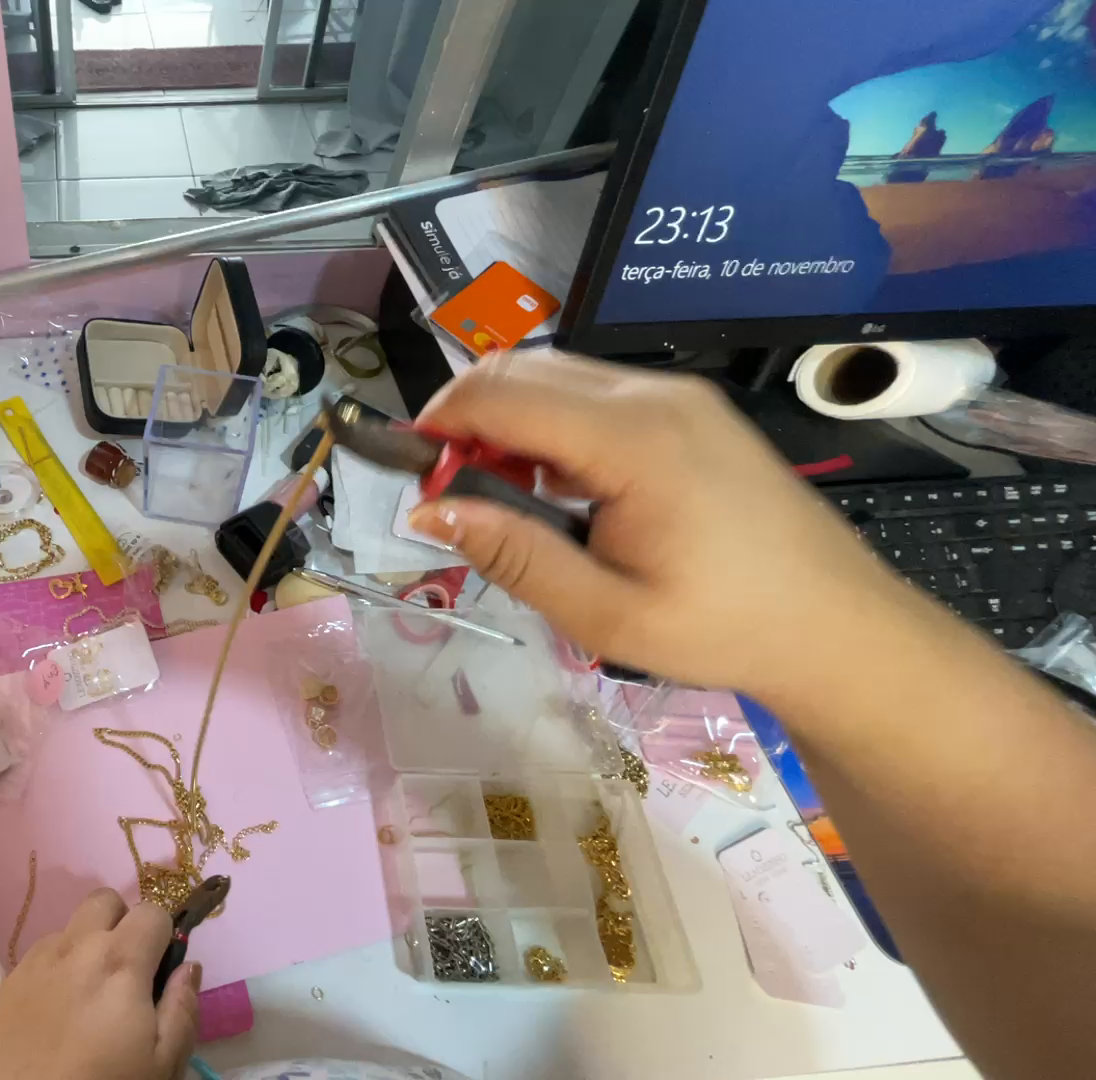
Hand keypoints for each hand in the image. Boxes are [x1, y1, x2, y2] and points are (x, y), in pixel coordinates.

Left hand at [0, 889, 199, 1079]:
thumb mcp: (161, 1067)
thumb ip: (182, 1010)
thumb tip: (189, 965)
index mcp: (121, 960)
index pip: (152, 911)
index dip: (163, 937)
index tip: (160, 973)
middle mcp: (79, 945)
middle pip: (106, 901)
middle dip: (123, 924)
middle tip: (127, 973)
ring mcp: (40, 958)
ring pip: (73, 925)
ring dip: (88, 944)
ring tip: (89, 993)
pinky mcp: (10, 978)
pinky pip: (43, 951)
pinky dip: (58, 965)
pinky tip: (58, 1007)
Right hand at [405, 350, 924, 696]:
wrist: (841, 629)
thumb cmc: (720, 628)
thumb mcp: (600, 612)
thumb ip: (511, 553)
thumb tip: (428, 509)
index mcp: (634, 441)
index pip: (502, 395)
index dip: (440, 423)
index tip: (413, 474)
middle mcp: (654, 396)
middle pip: (521, 368)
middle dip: (464, 415)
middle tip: (450, 487)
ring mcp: (675, 397)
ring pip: (551, 373)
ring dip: (501, 418)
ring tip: (496, 490)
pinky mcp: (685, 411)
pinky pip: (586, 392)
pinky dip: (541, 422)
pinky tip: (547, 481)